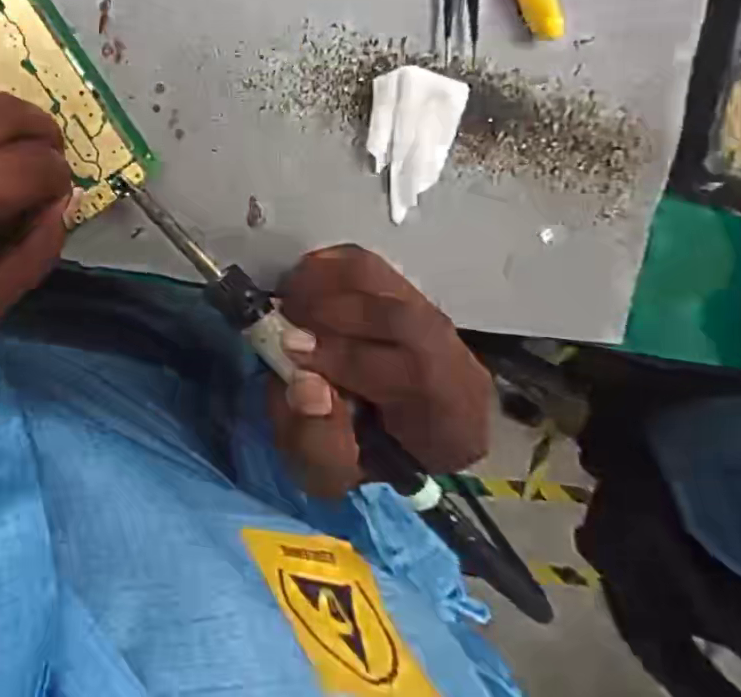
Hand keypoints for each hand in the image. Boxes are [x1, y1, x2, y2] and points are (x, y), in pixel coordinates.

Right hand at [265, 245, 490, 497]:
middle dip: (334, 314)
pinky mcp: (402, 295)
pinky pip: (363, 265)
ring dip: (324, 286)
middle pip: (406, 318)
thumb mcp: (325, 474)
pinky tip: (298, 290)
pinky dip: (323, 269)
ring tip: (287, 304)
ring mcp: (431, 325)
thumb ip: (317, 441)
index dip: (351, 358)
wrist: (358, 437)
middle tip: (283, 321)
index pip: (421, 374)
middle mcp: (457, 368)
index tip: (293, 353)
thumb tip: (307, 384)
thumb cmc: (342, 459)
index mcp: (452, 426)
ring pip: (383, 282)